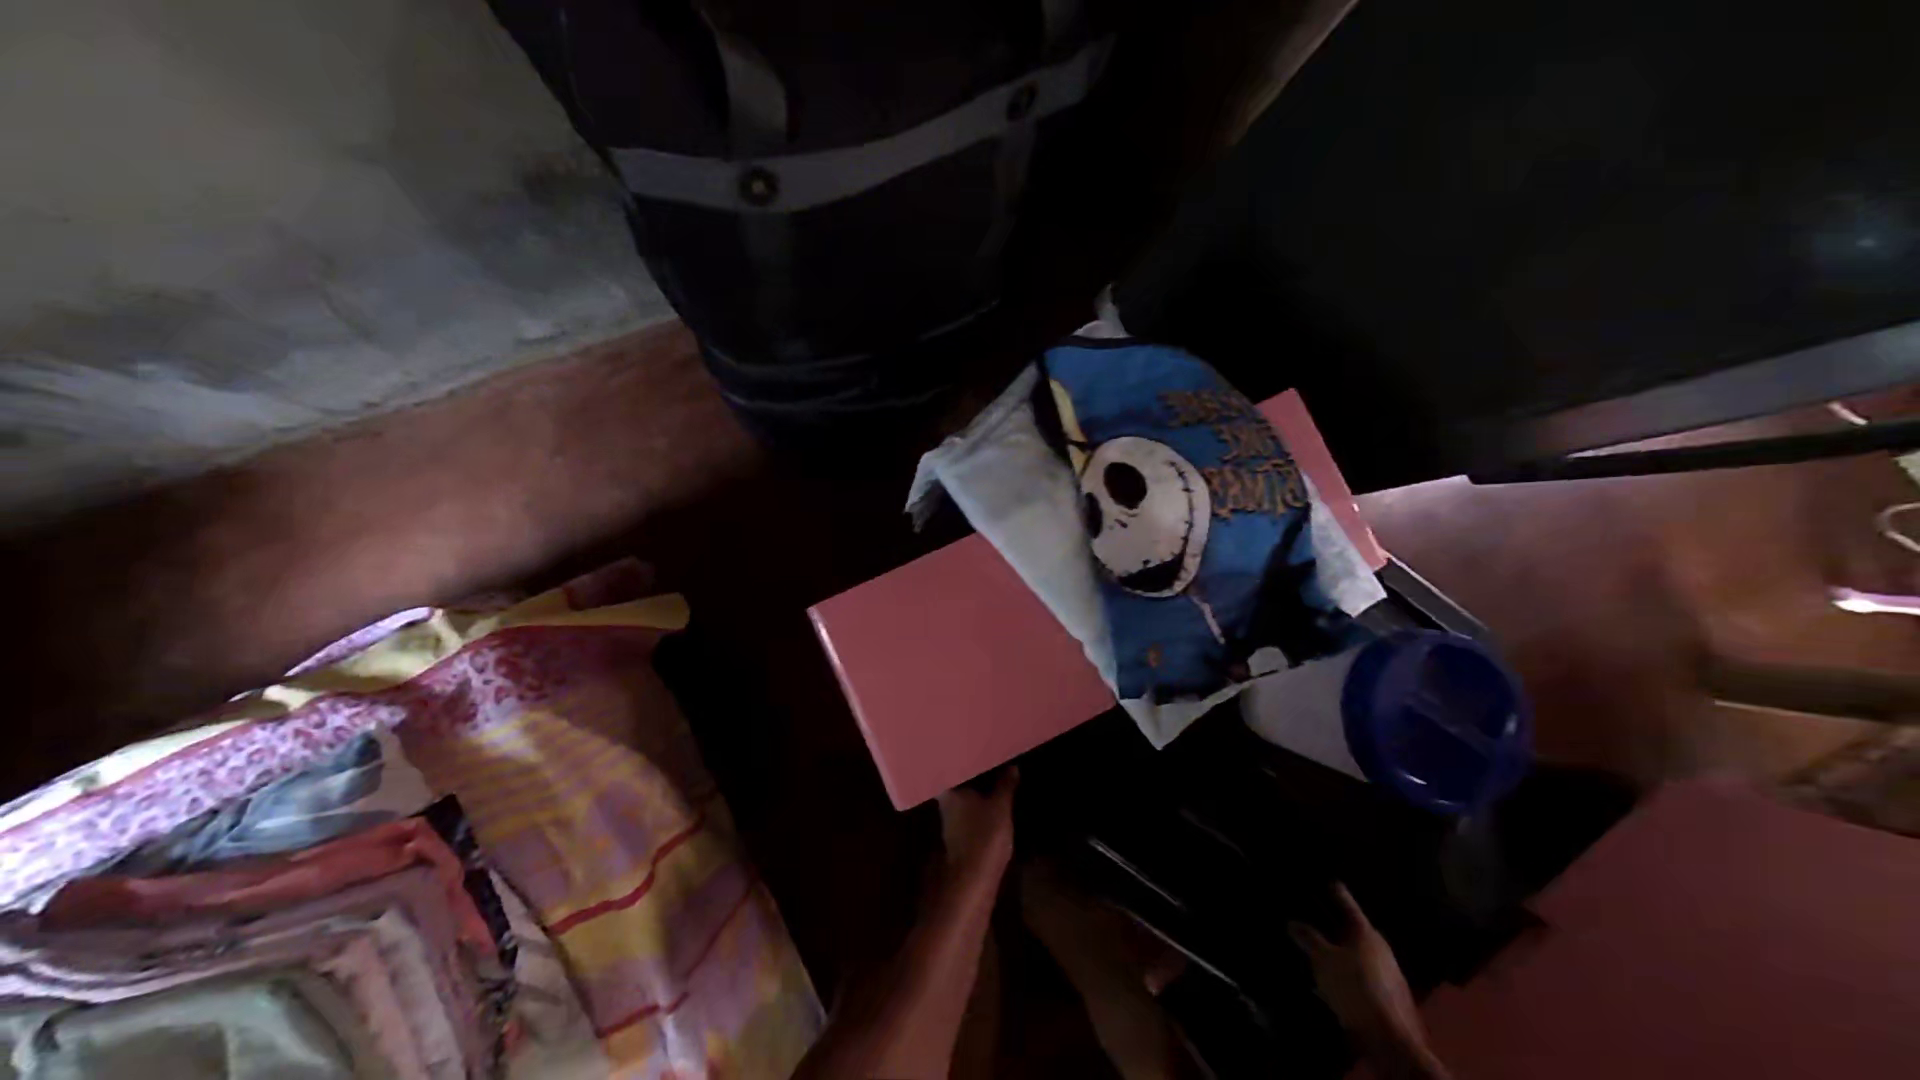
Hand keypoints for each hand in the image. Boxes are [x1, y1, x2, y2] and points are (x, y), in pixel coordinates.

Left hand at [937, 768, 1017, 883]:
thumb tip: (1012, 766)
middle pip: (955, 784)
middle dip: (969, 774)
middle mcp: (945, 805)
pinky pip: (968, 814)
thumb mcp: (1000, 806)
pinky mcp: (959, 838)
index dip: (957, 759)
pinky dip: (977, 808)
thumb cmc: (983, 835)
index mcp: (949, 791)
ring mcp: (951, 823)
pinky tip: (990, 804)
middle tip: (986, 760)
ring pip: (962, 800)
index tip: (969, 749)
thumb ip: (1005, 785)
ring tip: (992, 778)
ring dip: (974, 791)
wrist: (973, 880)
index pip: (949, 768)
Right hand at [1290, 884, 1446, 1077]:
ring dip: (1343, 956)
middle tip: (1321, 924)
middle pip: (1357, 933)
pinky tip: (1336, 986)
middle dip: (1339, 930)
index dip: (1339, 895)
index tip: (1332, 883)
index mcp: (1367, 934)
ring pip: (1360, 957)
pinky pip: (1364, 978)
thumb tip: (1292, 922)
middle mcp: (1382, 950)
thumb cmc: (1355, 988)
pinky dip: (1349, 976)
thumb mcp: (1323, 961)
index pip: (1349, 907)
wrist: (1391, 1039)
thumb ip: (1308, 939)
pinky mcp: (1391, 997)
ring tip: (1323, 958)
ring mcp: (1389, 975)